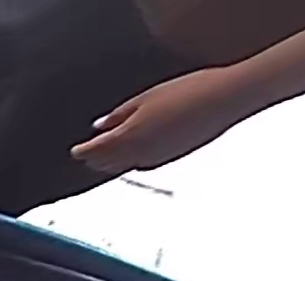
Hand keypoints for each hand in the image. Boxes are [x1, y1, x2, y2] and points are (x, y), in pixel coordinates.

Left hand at [70, 66, 251, 173]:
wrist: (229, 97)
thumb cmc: (189, 90)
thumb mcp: (148, 96)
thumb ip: (119, 114)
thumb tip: (97, 127)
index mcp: (124, 136)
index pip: (91, 151)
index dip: (80, 151)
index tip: (75, 150)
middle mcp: (132, 153)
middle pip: (101, 162)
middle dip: (92, 158)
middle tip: (88, 153)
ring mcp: (148, 159)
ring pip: (117, 168)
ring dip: (107, 163)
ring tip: (103, 157)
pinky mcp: (164, 161)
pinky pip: (137, 166)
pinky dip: (128, 162)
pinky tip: (130, 156)